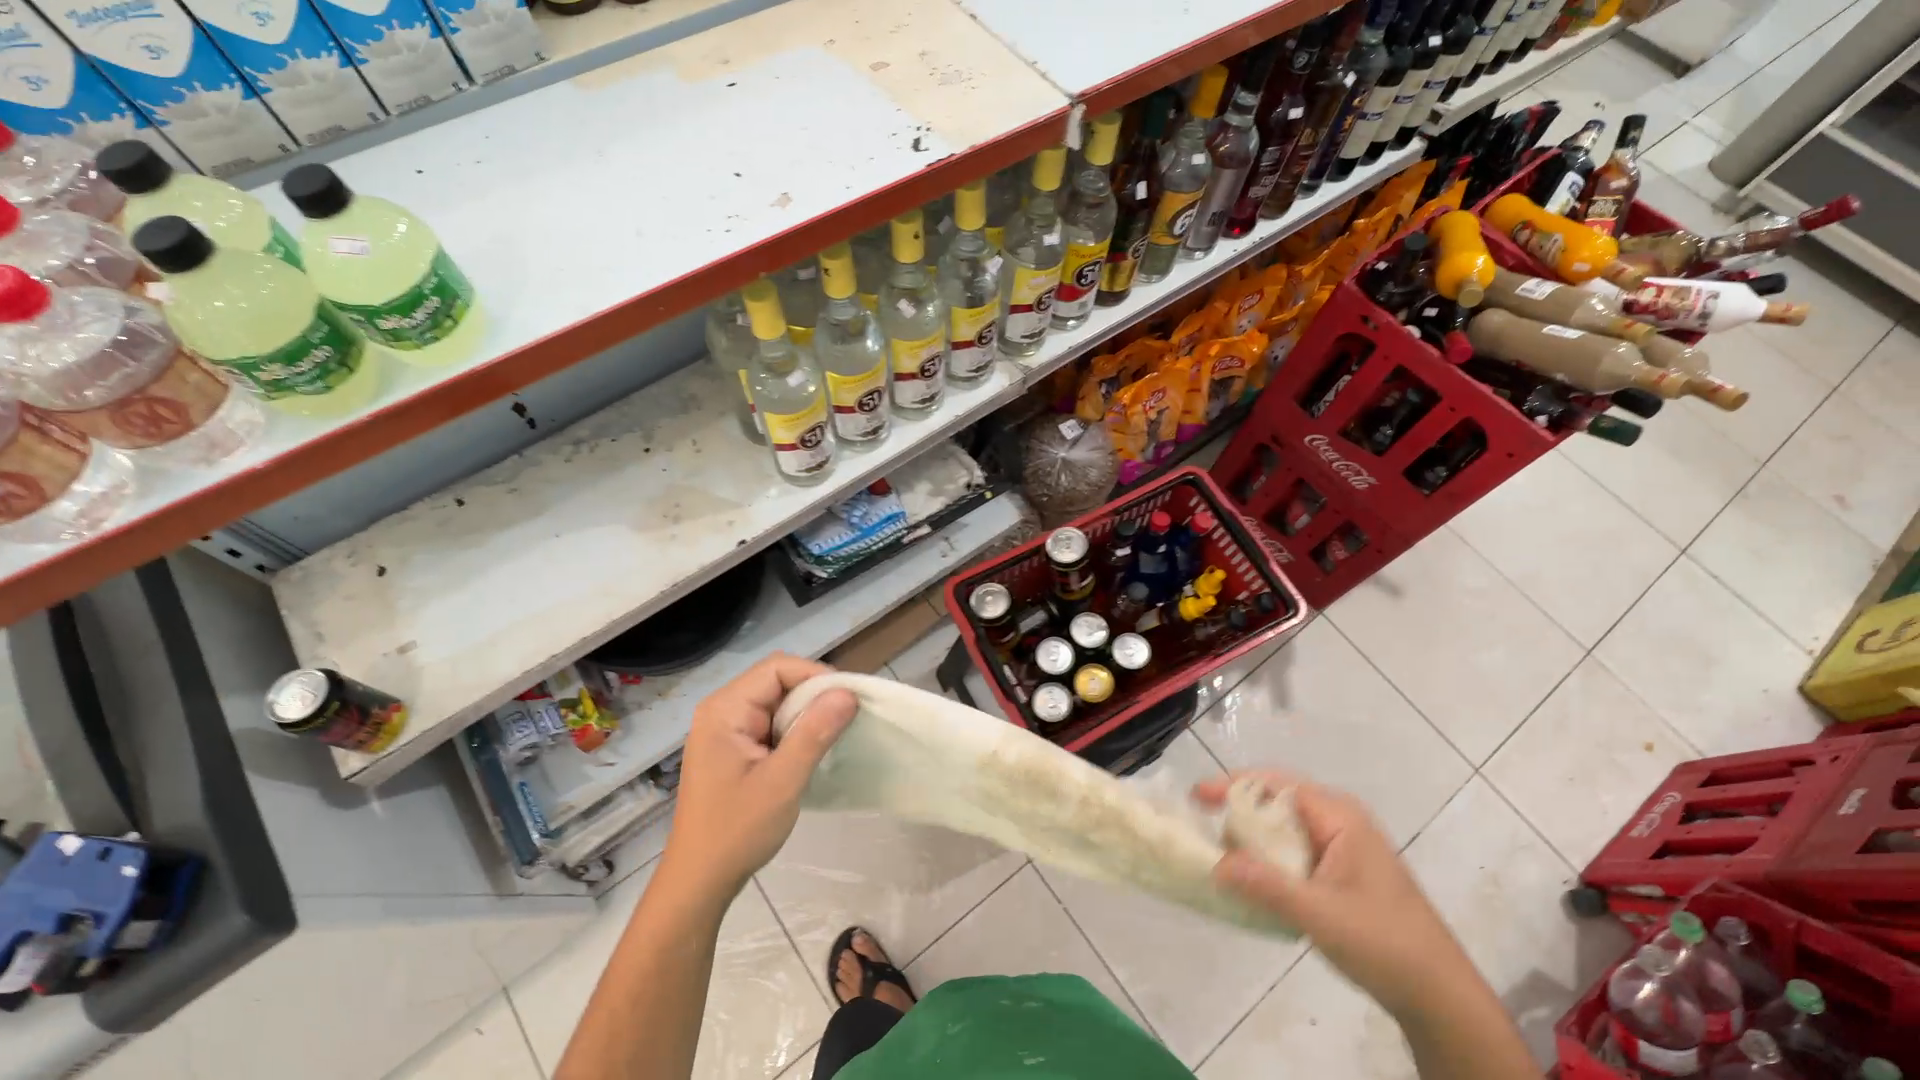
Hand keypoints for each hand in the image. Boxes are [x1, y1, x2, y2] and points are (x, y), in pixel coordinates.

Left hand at [659, 653, 856, 900]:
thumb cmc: (737, 830)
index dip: (816, 676)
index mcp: (724, 710)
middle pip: (777, 682)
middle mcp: (722, 711)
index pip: (777, 668)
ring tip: (835, 736)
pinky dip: (796, 732)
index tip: (849, 701)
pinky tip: (813, 752)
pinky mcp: (734, 751)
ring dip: (807, 715)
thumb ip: (814, 732)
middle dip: (814, 695)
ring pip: (777, 704)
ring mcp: (726, 732)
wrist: (700, 880)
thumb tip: (847, 693)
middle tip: (847, 720)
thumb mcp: (782, 781)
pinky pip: (771, 725)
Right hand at [1194, 772, 1477, 1018]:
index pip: (1278, 784)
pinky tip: (1251, 884)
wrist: (1437, 991)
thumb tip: (1214, 863)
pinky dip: (1269, 862)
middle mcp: (1342, 823)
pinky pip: (1296, 854)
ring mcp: (1344, 849)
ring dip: (1253, 841)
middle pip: (1279, 803)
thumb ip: (1266, 886)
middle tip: (1203, 831)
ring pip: (1286, 831)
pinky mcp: (1342, 875)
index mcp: (1341, 818)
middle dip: (1239, 813)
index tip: (1196, 796)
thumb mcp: (1319, 914)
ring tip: (1219, 858)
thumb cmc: (1383, 942)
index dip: (1235, 785)